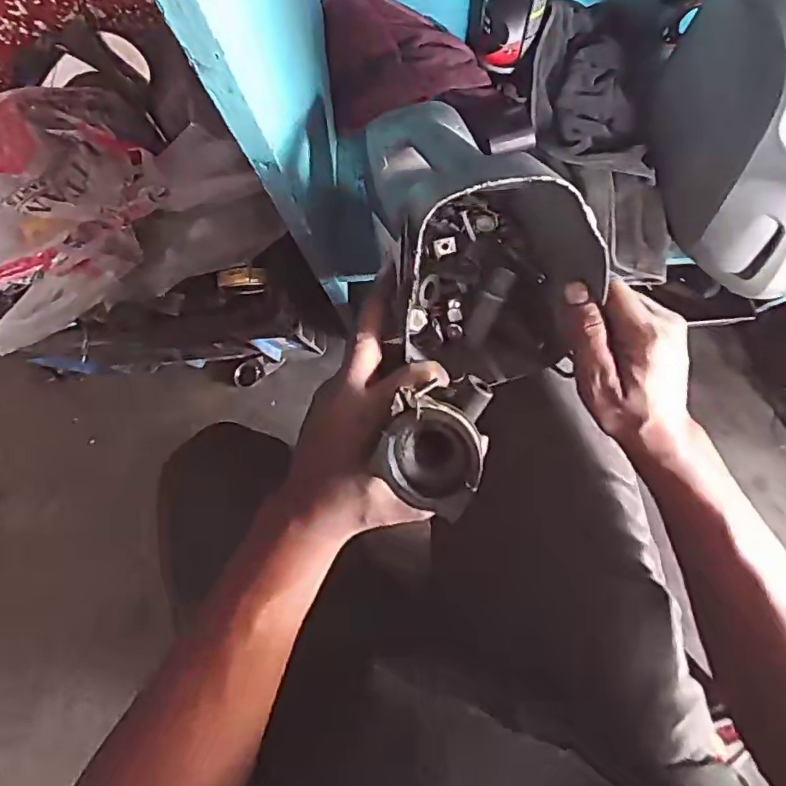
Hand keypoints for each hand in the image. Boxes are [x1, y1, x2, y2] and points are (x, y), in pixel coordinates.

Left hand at [281, 278, 447, 539]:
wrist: (305, 512)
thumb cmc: (351, 502)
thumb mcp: (402, 495)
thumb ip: (447, 475)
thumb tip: (480, 444)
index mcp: (362, 411)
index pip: (406, 376)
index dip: (430, 370)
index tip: (445, 373)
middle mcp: (344, 394)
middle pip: (365, 338)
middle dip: (381, 305)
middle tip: (394, 274)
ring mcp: (331, 395)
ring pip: (359, 351)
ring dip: (378, 328)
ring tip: (398, 307)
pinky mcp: (326, 402)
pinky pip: (353, 368)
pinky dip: (371, 356)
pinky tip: (388, 358)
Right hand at [557, 279, 696, 462]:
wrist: (660, 433)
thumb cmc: (629, 415)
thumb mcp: (596, 379)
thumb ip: (586, 332)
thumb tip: (576, 293)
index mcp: (647, 332)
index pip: (610, 286)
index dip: (587, 298)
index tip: (578, 320)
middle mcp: (666, 321)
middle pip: (618, 292)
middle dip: (597, 312)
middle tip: (592, 345)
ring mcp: (671, 324)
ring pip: (625, 300)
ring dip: (609, 319)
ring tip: (607, 351)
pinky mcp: (669, 328)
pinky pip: (635, 312)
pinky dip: (621, 326)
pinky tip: (620, 351)